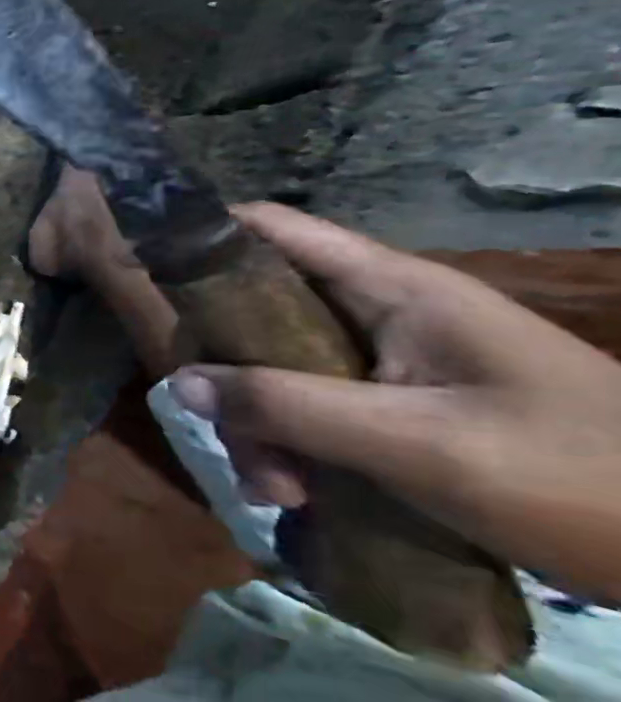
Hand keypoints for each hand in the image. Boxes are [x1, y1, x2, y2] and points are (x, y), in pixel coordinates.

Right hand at [170, 202, 620, 601]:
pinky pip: (315, 406)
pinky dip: (292, 444)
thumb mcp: (423, 446)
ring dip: (260, 423)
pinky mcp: (403, 406)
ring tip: (277, 490)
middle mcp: (380, 311)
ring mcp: (392, 360)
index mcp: (391, 288)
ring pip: (278, 366)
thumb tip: (180, 385)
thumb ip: (290, 407)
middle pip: (258, 309)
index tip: (145, 275)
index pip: (268, 228)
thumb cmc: (590, 481)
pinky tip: (298, 495)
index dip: (201, 236)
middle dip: (226, 368)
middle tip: (224, 429)